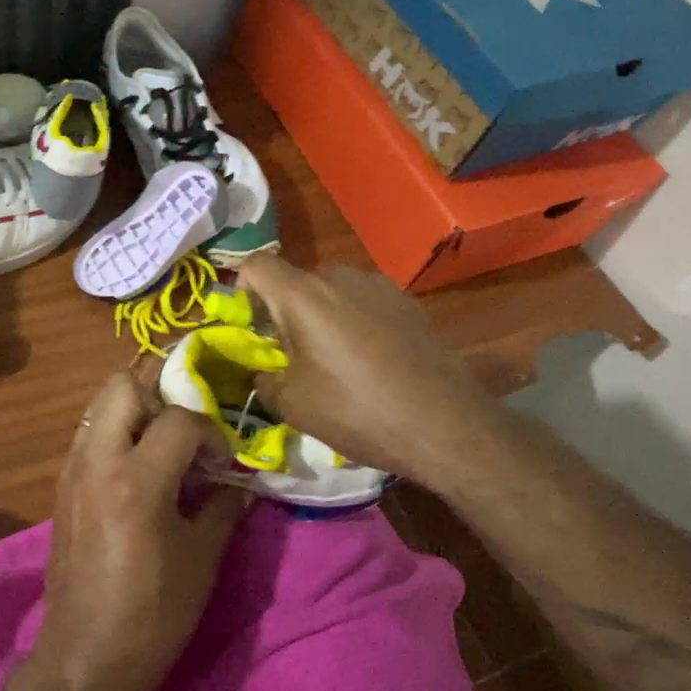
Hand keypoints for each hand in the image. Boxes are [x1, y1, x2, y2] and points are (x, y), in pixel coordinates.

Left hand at [0, 371, 248, 690]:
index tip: (222, 460)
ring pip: (100, 404)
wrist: (87, 654)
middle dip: (160, 397)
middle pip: (123, 385)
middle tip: (183, 434)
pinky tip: (137, 471)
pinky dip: (115, 433)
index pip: (178, 418)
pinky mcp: (61, 483)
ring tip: (161, 450)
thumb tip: (238, 480)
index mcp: (135, 479)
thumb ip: (222, 507)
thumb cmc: (153, 613)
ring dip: (135, 412)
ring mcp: (72, 468)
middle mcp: (96, 460)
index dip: (209, 431)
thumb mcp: (201, 560)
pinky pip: (89, 433)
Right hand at [238, 253, 499, 481]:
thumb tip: (262, 373)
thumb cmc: (358, 411)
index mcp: (302, 295)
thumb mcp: (294, 406)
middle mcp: (338, 278)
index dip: (242, 288)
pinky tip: (372, 363)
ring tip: (335, 362)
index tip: (250, 326)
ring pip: (331, 291)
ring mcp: (378, 287)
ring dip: (322, 317)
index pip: (256, 264)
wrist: (447, 426)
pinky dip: (355, 322)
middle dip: (285, 312)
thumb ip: (264, 380)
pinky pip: (364, 303)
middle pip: (295, 281)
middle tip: (291, 356)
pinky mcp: (408, 304)